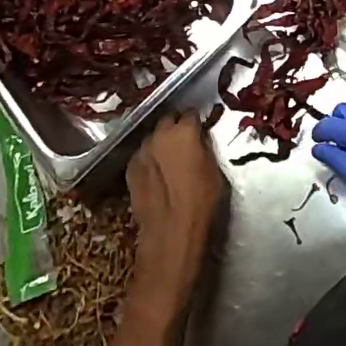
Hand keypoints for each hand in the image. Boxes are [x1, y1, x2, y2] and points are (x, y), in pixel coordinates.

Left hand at [126, 112, 222, 320]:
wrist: (170, 232)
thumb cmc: (201, 204)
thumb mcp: (215, 173)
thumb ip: (205, 148)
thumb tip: (200, 139)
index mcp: (184, 131)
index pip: (190, 113)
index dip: (196, 120)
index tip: (200, 127)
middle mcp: (159, 134)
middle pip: (168, 120)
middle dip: (176, 127)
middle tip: (185, 142)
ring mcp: (142, 149)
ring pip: (153, 137)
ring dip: (161, 143)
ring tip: (169, 159)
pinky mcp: (130, 166)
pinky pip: (143, 155)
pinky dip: (150, 159)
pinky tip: (156, 174)